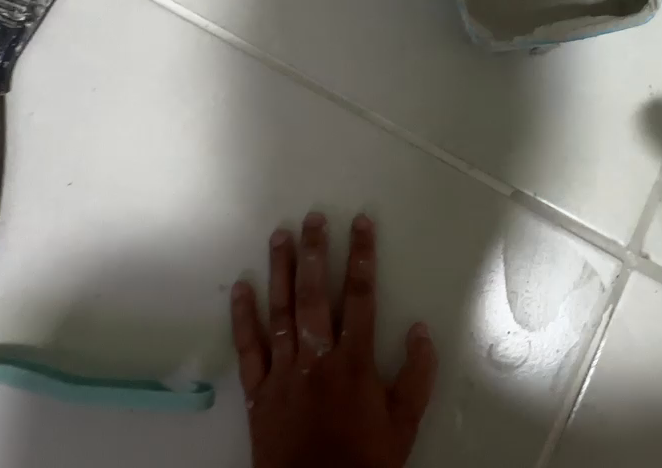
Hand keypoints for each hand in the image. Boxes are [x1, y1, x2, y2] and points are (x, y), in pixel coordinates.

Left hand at [231, 212, 438, 467]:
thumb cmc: (363, 461)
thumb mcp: (404, 423)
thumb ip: (416, 375)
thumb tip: (420, 330)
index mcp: (354, 362)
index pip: (362, 296)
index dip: (362, 256)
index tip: (361, 223)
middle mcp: (318, 358)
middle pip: (316, 294)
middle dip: (316, 252)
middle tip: (313, 218)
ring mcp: (285, 372)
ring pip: (281, 312)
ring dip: (280, 271)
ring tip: (280, 236)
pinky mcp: (259, 392)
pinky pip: (249, 349)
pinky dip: (243, 318)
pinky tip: (241, 289)